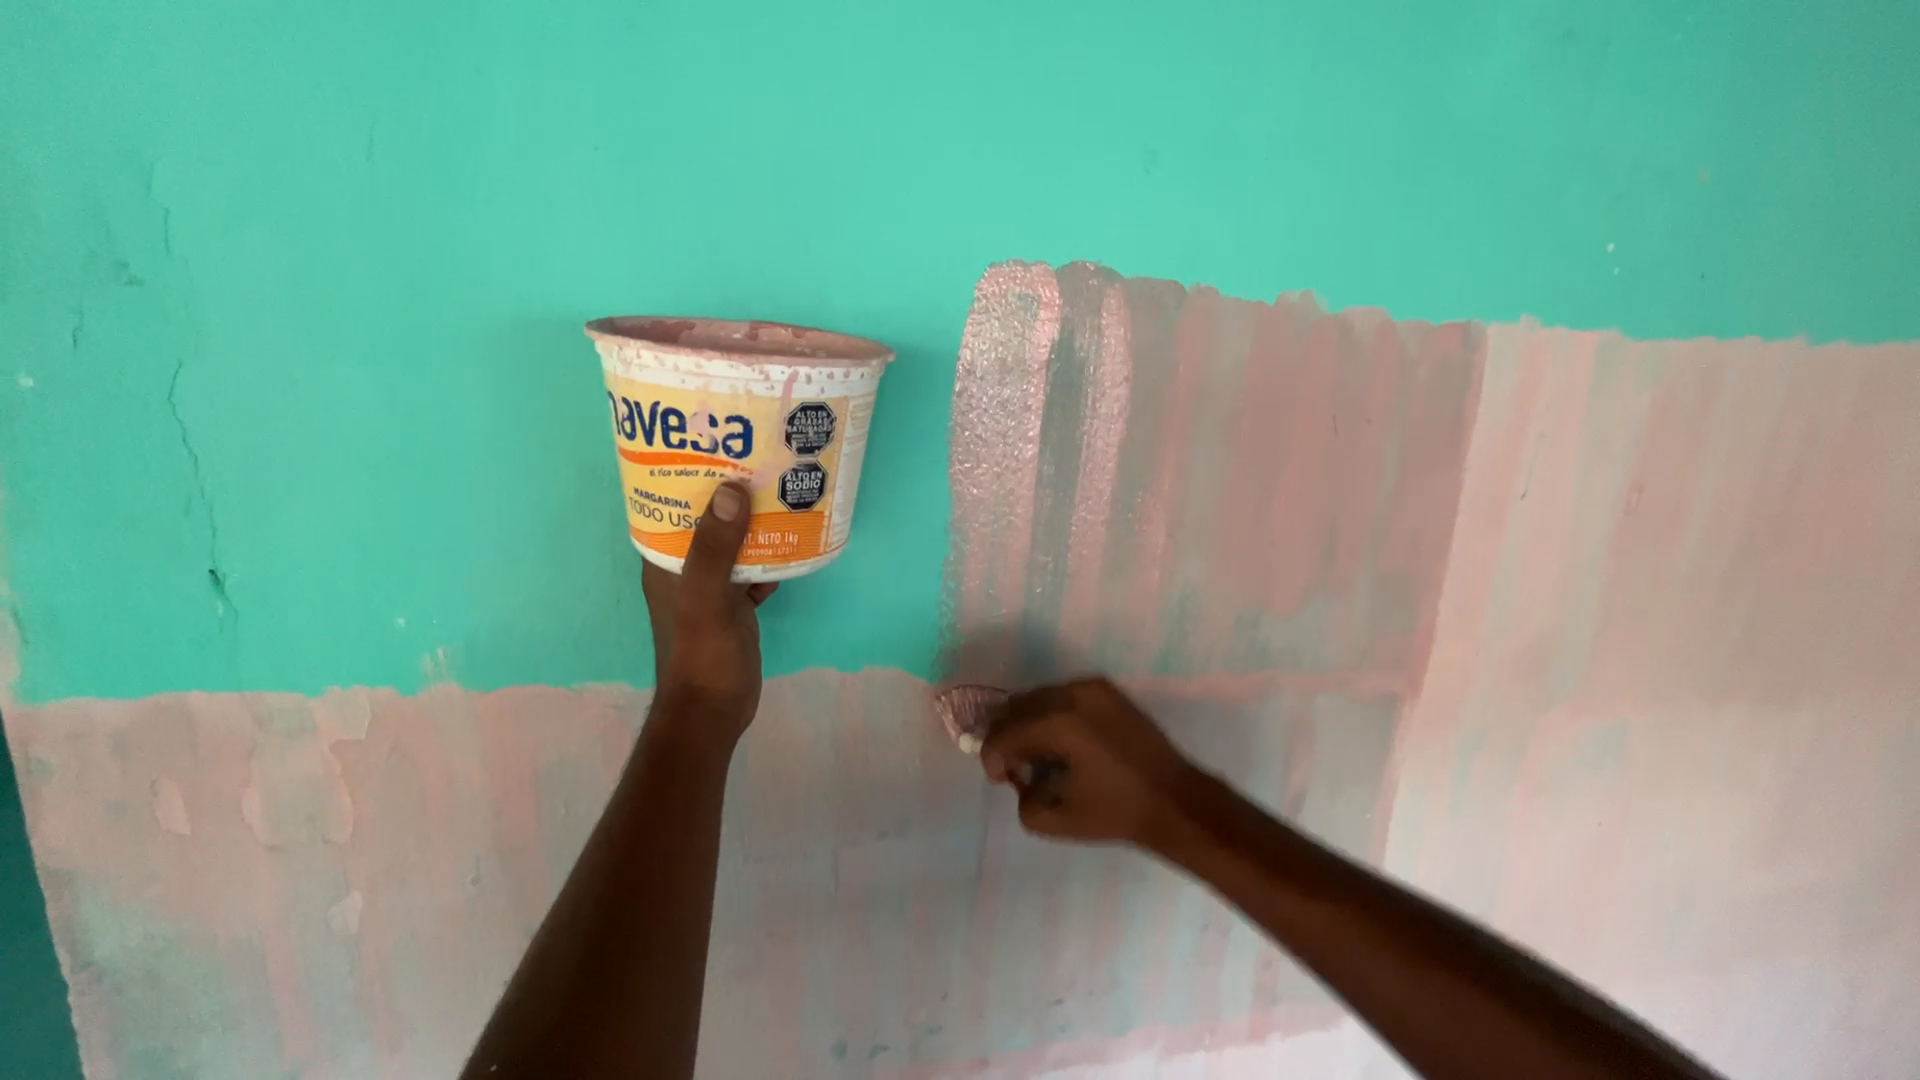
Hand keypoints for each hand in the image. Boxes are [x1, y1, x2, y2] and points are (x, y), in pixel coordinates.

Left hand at [640, 482, 777, 741]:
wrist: (715, 710)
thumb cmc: (701, 654)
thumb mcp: (705, 598)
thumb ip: (715, 548)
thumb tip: (731, 489)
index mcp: (664, 559)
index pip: (671, 504)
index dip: (690, 474)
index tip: (719, 444)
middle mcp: (684, 567)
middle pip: (708, 519)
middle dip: (731, 492)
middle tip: (762, 460)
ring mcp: (711, 586)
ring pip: (734, 542)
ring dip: (755, 522)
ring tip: (783, 491)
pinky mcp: (734, 604)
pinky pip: (753, 568)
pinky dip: (770, 556)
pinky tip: (794, 542)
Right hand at [980, 677, 1203, 846]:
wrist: (1174, 799)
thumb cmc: (1116, 812)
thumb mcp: (1058, 822)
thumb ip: (1023, 801)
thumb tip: (1022, 778)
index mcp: (1057, 724)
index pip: (1003, 733)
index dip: (993, 758)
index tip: (1003, 780)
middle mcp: (1071, 695)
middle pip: (1015, 707)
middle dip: (1007, 737)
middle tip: (1017, 767)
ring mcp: (1091, 688)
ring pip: (1038, 698)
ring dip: (1028, 724)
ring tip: (1042, 756)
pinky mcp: (1106, 690)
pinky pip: (1062, 695)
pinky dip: (1052, 714)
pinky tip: (1064, 743)